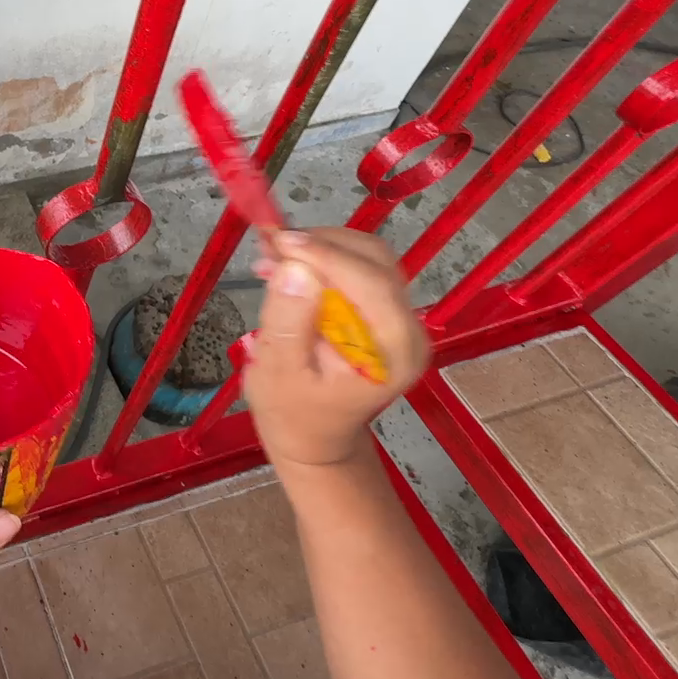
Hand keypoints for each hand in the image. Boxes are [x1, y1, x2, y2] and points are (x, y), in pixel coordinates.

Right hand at [242, 228, 429, 468]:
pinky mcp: (384, 312)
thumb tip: (295, 268)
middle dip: (321, 244)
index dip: (325, 254)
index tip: (278, 241)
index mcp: (392, 351)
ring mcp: (400, 319)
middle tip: (269, 246)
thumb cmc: (291, 411)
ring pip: (368, 257)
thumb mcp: (278, 371)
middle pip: (374, 261)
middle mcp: (408, 330)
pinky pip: (359, 268)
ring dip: (320, 246)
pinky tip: (289, 267)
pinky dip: (324, 257)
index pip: (370, 282)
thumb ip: (288, 320)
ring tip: (273, 256)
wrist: (314, 437)